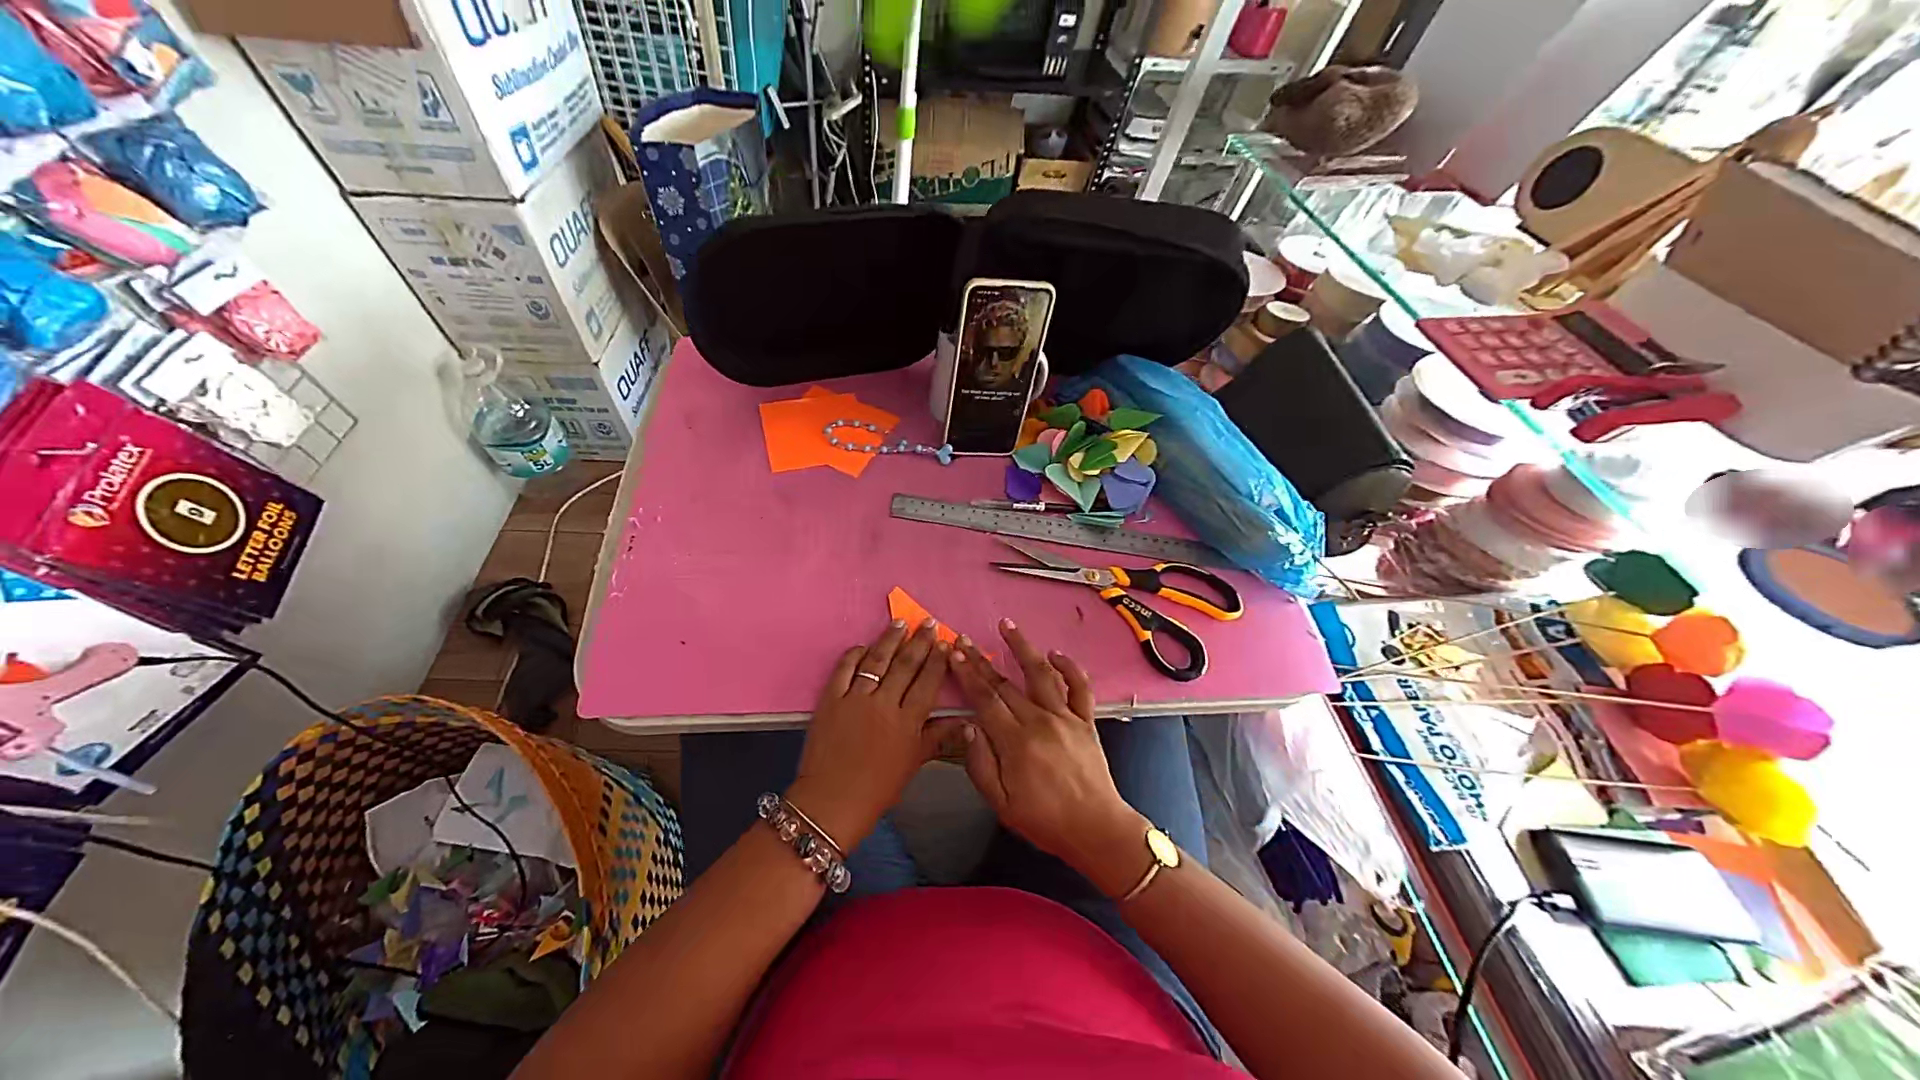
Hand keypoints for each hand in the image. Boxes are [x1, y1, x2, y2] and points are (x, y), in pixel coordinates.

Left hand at [791, 620, 955, 849]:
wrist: (832, 800)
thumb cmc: (877, 788)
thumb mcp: (913, 764)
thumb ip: (937, 737)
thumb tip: (965, 722)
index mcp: (907, 721)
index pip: (927, 682)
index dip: (938, 660)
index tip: (945, 643)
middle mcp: (884, 703)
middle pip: (906, 665)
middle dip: (920, 642)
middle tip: (929, 624)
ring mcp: (855, 698)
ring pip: (877, 660)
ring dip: (890, 639)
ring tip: (900, 622)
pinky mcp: (830, 699)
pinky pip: (844, 669)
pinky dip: (854, 654)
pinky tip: (863, 646)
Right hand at [948, 621, 1150, 897]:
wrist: (1096, 829)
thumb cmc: (1045, 821)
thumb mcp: (1001, 803)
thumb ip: (980, 764)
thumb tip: (968, 727)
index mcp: (1015, 742)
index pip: (984, 699)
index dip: (967, 674)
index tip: (954, 653)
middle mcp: (1039, 721)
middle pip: (1005, 684)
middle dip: (981, 660)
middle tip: (964, 639)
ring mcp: (1065, 718)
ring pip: (1041, 674)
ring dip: (1022, 647)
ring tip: (1007, 626)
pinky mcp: (1086, 720)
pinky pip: (1079, 687)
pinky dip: (1069, 667)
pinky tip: (1055, 653)